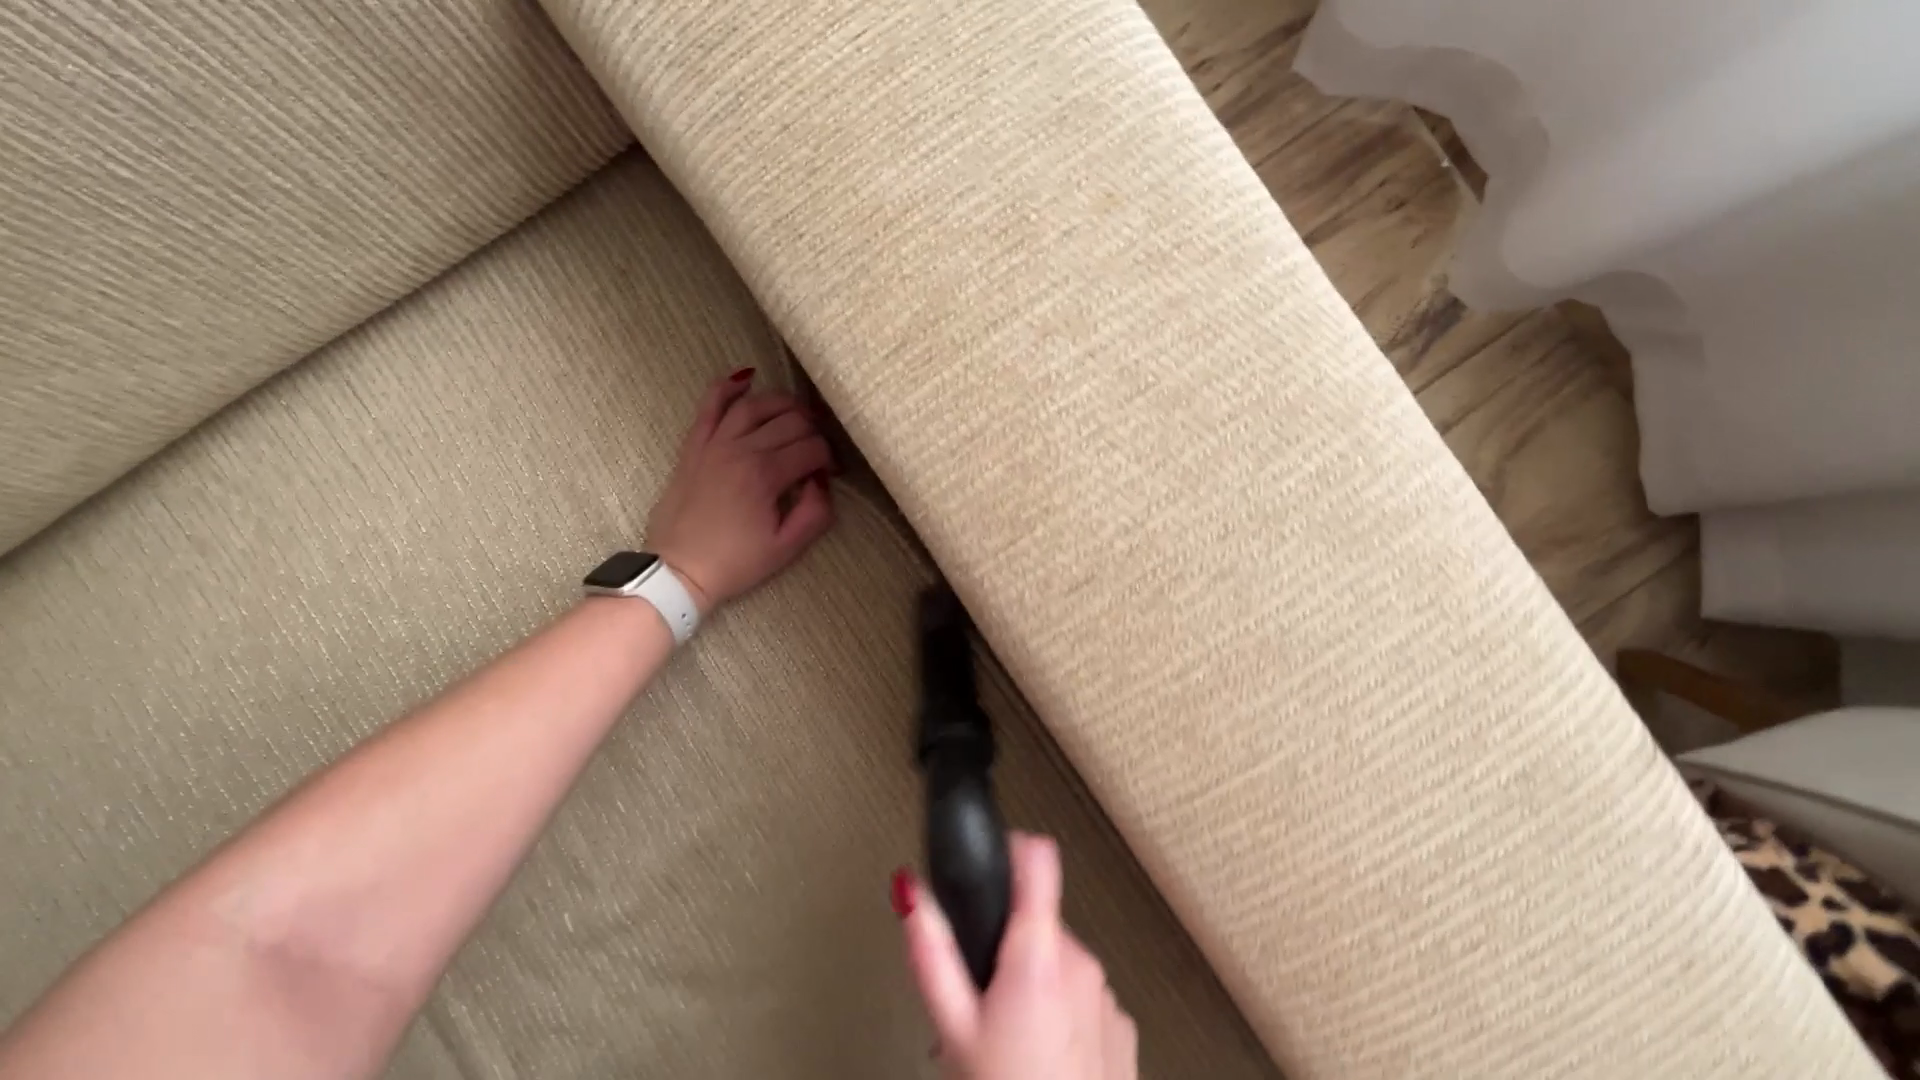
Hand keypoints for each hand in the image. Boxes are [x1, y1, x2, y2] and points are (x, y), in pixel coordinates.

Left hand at [645, 368, 834, 611]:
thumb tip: (822, 482)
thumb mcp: (786, 548)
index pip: (813, 448)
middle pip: (791, 421)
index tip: (830, 475)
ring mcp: (713, 443)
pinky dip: (727, 387)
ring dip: (784, 403)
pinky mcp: (693, 445)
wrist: (678, 570)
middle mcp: (741, 449)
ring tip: (799, 414)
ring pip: (756, 404)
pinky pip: (710, 404)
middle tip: (818, 450)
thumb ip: (816, 513)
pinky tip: (747, 378)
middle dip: (814, 431)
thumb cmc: (735, 563)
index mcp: (766, 475)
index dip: (830, 459)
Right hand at [898, 834, 1137, 1079]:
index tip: (998, 852)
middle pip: (1041, 921)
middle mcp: (1082, 965)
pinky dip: (1062, 1010)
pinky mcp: (1121, 1027)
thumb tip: (912, 894)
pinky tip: (1041, 1051)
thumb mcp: (952, 1026)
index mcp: (1040, 956)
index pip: (1038, 858)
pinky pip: (1084, 996)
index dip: (1014, 846)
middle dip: (1010, 944)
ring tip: (1008, 1033)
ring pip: (1062, 962)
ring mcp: (1106, 997)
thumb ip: (930, 950)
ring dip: (1035, 980)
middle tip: (981, 993)